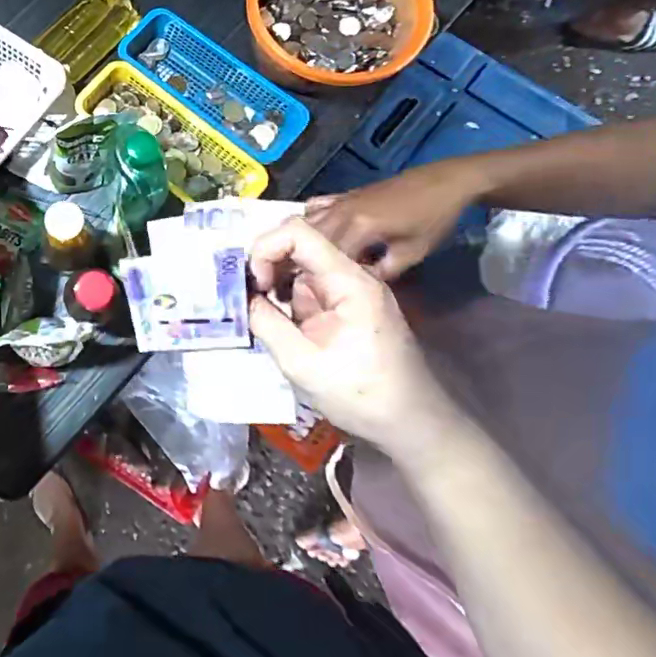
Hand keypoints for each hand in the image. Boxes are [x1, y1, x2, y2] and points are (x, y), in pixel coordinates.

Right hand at [247, 216, 465, 461]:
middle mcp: (352, 275)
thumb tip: (241, 297)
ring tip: (260, 311)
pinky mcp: (347, 304)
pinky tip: (279, 319)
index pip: (298, 232)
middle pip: (298, 243)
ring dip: (274, 280)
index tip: (255, 284)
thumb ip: (266, 322)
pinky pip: (308, 284)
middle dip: (265, 263)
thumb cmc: (362, 395)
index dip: (266, 248)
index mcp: (349, 282)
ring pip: (299, 264)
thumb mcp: (301, 363)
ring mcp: (351, 289)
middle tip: (248, 297)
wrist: (414, 424)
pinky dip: (286, 295)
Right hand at [305, 161, 488, 279]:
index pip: (327, 257)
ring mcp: (339, 202)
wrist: (444, 182)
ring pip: (306, 224)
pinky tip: (313, 233)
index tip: (317, 290)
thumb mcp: (413, 252)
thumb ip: (383, 271)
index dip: (321, 275)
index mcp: (359, 227)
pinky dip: (307, 221)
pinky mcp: (342, 196)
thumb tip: (359, 283)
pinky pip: (313, 208)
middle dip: (302, 260)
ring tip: (301, 261)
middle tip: (302, 280)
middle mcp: (341, 213)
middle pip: (309, 240)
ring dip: (302, 243)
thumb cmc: (433, 218)